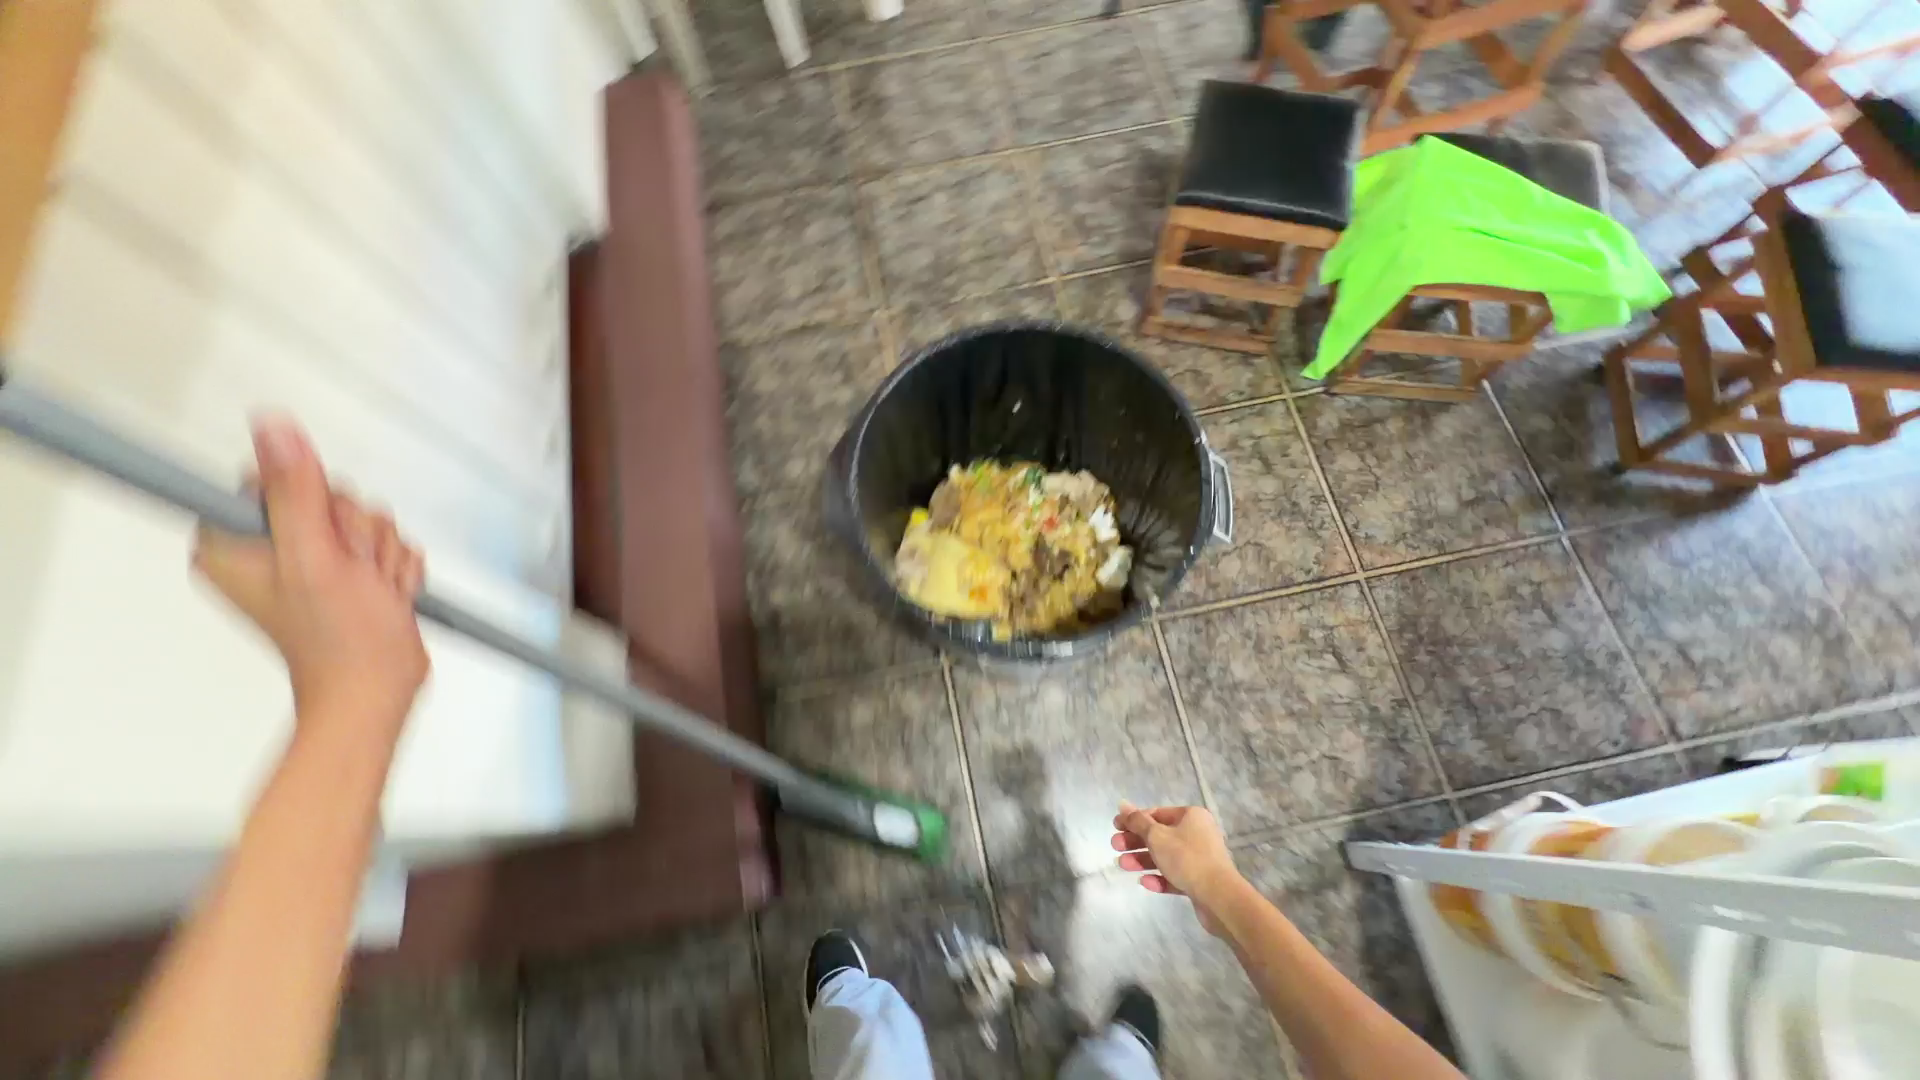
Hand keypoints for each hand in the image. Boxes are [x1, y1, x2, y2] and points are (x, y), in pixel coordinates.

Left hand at [192, 418, 429, 737]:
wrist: (379, 685)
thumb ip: (295, 492)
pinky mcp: (351, 569)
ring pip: (367, 519)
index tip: (321, 540)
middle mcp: (272, 548)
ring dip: (382, 554)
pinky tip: (384, 593)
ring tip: (371, 589)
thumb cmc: (340, 641)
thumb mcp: (316, 559)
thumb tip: (274, 432)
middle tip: (352, 572)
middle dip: (359, 535)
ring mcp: (315, 559)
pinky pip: (389, 541)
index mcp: (235, 544)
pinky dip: (396, 567)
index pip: (273, 481)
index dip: (313, 503)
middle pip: (331, 497)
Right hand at [1111, 802, 1241, 937]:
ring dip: (1143, 860)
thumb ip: (1137, 821)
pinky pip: (1175, 875)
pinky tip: (1145, 883)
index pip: (1157, 813)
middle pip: (1159, 835)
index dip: (1134, 820)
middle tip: (1116, 847)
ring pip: (1165, 856)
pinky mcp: (1199, 880)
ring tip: (1122, 866)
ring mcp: (1199, 858)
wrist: (1219, 897)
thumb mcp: (1157, 836)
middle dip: (1135, 842)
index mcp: (1191, 817)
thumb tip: (1122, 804)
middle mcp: (1197, 834)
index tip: (1115, 827)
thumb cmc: (1186, 858)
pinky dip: (1159, 878)